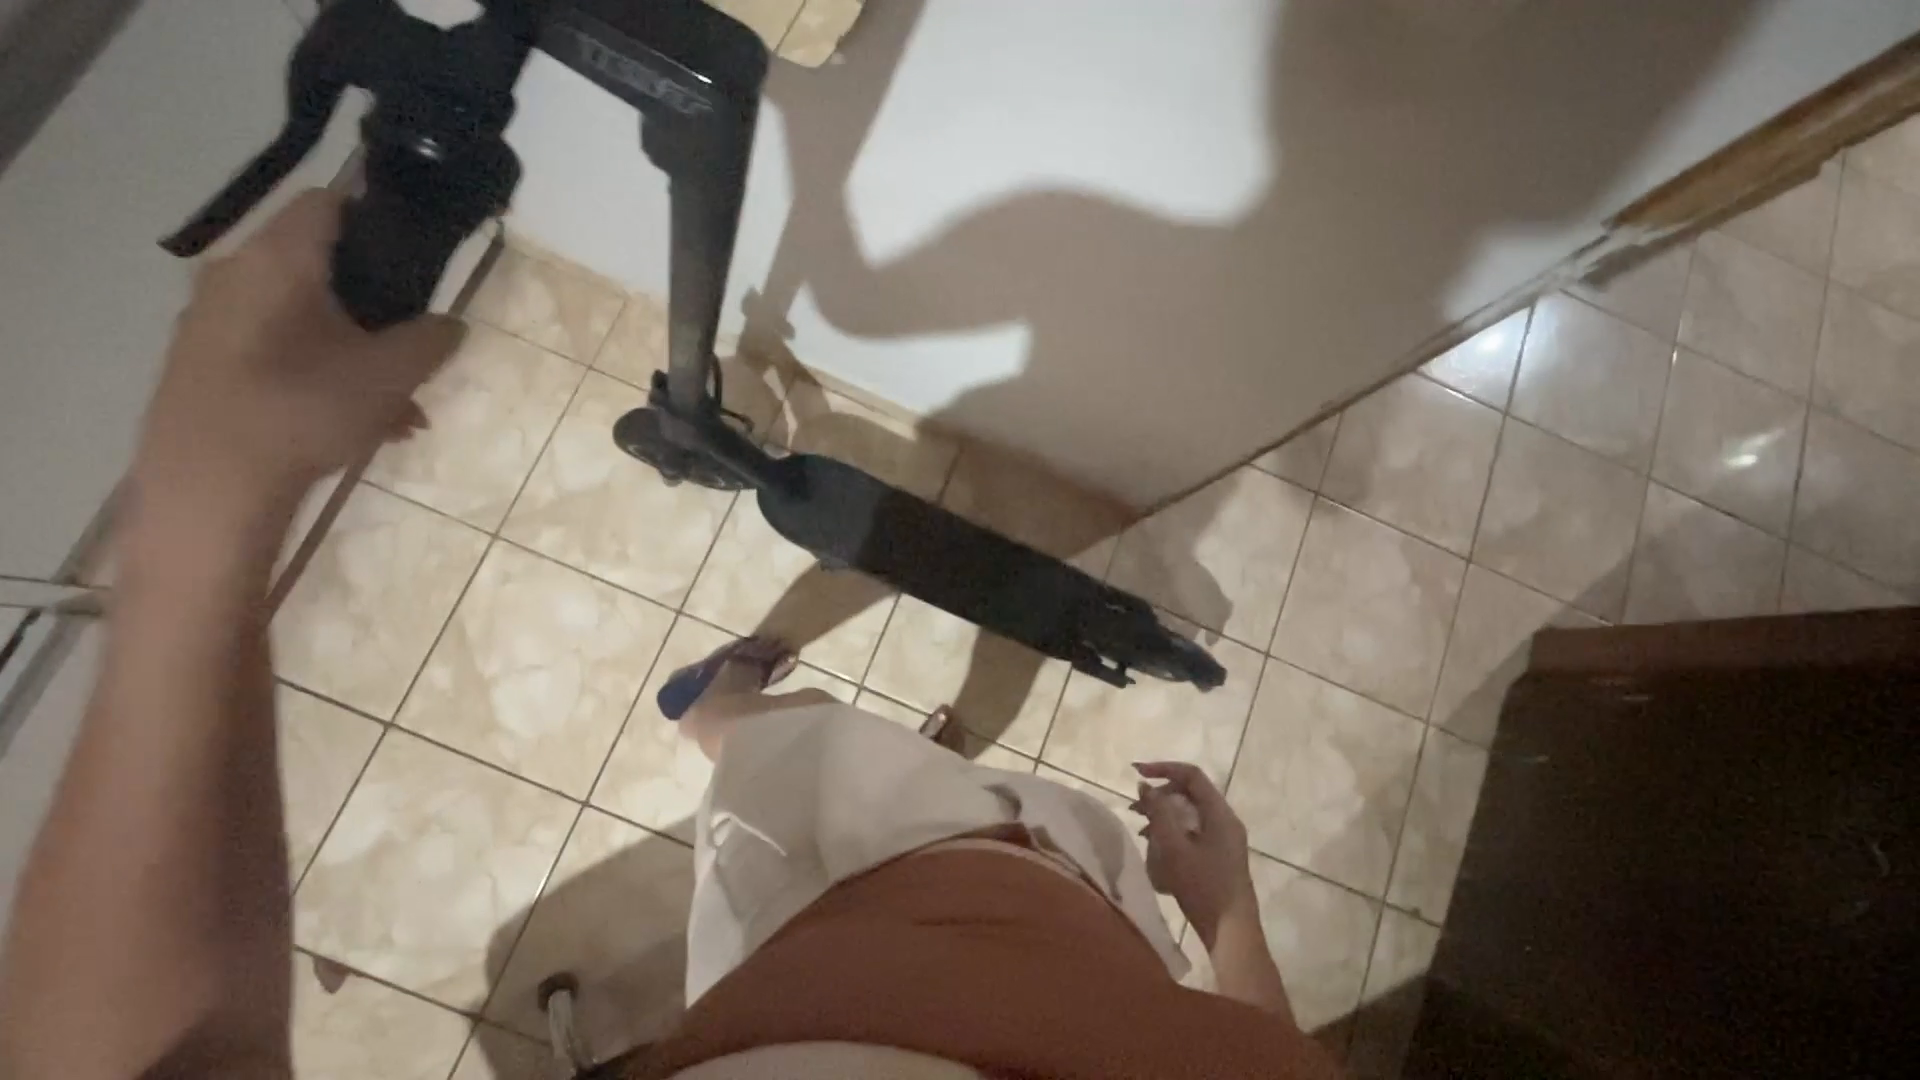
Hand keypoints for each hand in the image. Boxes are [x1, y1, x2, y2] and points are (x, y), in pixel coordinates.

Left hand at [134, 189, 462, 507]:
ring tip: (403, 404)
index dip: (376, 217)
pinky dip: (326, 371)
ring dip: (359, 349)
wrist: (211, 482)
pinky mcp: (208, 362)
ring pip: (306, 317)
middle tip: (418, 343)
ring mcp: (215, 320)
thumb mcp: (392, 375)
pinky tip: (363, 422)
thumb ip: (431, 340)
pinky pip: (282, 349)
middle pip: (320, 268)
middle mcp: (236, 276)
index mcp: (277, 262)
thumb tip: (451, 323)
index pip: (326, 204)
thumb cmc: (305, 408)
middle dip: (378, 304)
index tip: (419, 252)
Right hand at [1133, 761, 1257, 947]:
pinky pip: (1193, 831)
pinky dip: (1173, 830)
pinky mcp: (1220, 856)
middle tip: (1134, 807)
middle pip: (1190, 793)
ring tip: (1140, 827)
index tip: (1136, 773)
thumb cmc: (1203, 887)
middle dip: (1160, 795)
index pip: (1191, 775)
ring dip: (1164, 814)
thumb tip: (1144, 786)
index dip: (1163, 768)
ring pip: (1190, 813)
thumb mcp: (1174, 848)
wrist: (1232, 932)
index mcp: (1220, 813)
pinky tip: (1155, 846)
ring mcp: (1225, 839)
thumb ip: (1158, 812)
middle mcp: (1225, 821)